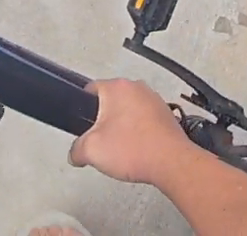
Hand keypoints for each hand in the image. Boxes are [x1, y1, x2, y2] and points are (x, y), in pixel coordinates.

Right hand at [68, 79, 202, 185]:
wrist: (170, 161)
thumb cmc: (132, 149)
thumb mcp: (92, 151)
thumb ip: (76, 149)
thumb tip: (76, 152)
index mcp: (116, 87)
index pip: (91, 89)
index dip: (82, 107)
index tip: (83, 124)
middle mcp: (136, 86)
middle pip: (110, 100)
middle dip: (103, 120)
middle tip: (101, 141)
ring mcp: (152, 98)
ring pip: (128, 109)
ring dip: (122, 125)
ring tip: (121, 149)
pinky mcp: (164, 112)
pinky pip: (144, 118)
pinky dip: (139, 131)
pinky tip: (138, 149)